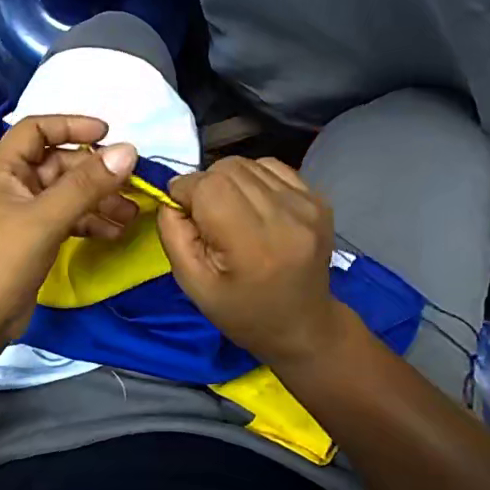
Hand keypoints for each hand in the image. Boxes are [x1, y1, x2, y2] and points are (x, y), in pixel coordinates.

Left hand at [0, 116, 138, 348]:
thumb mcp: (44, 220)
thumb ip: (86, 185)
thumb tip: (128, 150)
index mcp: (2, 170)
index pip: (36, 130)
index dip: (71, 125)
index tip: (108, 133)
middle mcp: (10, 187)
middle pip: (58, 165)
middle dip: (95, 174)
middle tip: (132, 187)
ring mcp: (20, 216)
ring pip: (66, 196)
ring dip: (98, 201)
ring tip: (130, 216)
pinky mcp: (30, 241)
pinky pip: (65, 221)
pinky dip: (88, 223)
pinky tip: (114, 233)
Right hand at [156, 156, 354, 364]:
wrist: (302, 325)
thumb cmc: (241, 312)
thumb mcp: (193, 284)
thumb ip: (174, 235)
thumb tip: (171, 198)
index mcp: (252, 243)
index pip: (208, 185)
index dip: (185, 192)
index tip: (183, 215)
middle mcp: (286, 216)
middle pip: (227, 168)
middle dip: (204, 185)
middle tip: (204, 217)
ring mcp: (307, 204)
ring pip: (248, 164)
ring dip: (228, 181)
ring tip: (230, 213)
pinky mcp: (318, 199)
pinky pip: (271, 168)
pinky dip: (253, 180)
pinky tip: (253, 208)